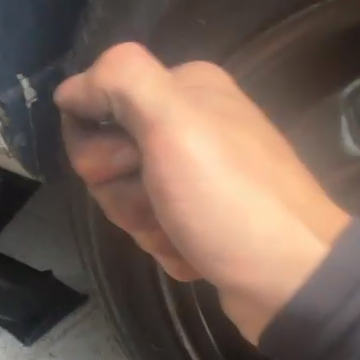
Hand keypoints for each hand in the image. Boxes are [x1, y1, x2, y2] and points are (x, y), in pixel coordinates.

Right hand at [56, 43, 353, 340]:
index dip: (99, 146)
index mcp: (184, 88)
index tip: (133, 163)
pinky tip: (194, 250)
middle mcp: (189, 125)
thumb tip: (70, 90)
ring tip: (183, 231)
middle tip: (162, 201)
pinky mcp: (199, 217)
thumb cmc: (229, 199)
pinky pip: (151, 229)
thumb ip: (121, 81)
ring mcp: (195, 175)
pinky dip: (165, 245)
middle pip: (107, 159)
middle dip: (124, 192)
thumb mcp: (174, 123)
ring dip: (145, 224)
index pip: (95, 107)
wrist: (290, 278)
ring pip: (125, 199)